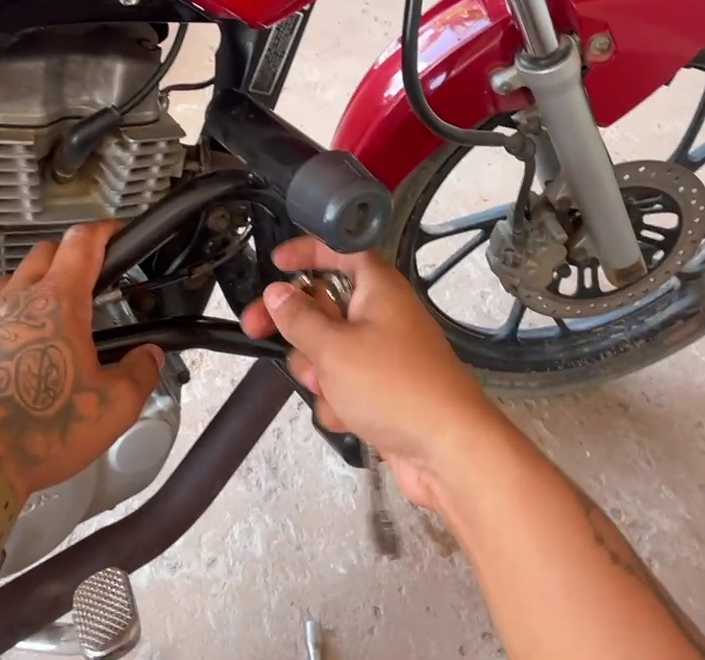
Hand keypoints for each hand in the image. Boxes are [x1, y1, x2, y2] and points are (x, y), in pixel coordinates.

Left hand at [0, 221, 163, 500]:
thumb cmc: (40, 433)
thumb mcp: (113, 407)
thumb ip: (141, 372)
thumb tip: (149, 356)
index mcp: (58, 303)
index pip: (83, 242)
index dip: (104, 229)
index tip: (115, 231)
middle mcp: (15, 300)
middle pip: (44, 253)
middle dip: (69, 255)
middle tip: (85, 277)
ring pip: (8, 281)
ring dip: (30, 287)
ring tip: (44, 316)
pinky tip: (1, 342)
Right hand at [240, 236, 501, 508]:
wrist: (449, 452)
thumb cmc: (395, 386)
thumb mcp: (334, 348)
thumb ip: (298, 319)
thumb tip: (276, 292)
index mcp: (378, 289)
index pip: (340, 251)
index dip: (308, 251)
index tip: (275, 263)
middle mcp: (380, 316)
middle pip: (323, 306)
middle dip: (297, 327)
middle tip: (255, 328)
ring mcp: (381, 356)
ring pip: (327, 351)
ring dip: (317, 372)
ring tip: (329, 389)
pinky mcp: (380, 392)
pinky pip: (342, 386)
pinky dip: (338, 401)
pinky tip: (349, 417)